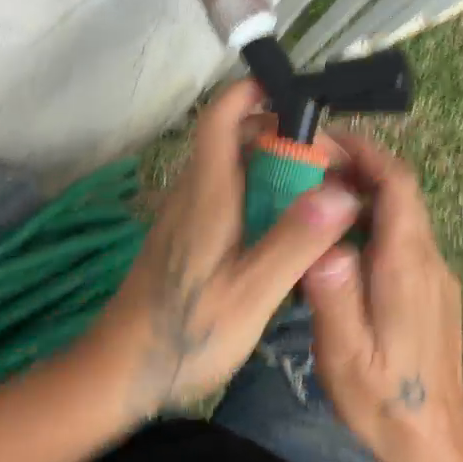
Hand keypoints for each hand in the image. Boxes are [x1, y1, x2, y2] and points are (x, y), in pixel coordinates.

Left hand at [83, 80, 362, 415]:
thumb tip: (341, 191)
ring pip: (234, 170)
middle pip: (236, 140)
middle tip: (334, 166)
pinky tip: (290, 232)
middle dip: (285, 137)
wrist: (122, 369)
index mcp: (207, 194)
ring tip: (324, 196)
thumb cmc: (187, 332)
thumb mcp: (250, 293)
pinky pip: (229, 198)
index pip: (220, 118)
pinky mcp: (187, 239)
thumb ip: (294, 241)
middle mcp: (193, 194)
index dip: (252, 92)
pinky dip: (262, 198)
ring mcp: (187, 216)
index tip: (299, 94)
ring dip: (276, 170)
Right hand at [302, 131, 462, 461]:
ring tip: (310, 197)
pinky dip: (369, 223)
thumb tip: (323, 239)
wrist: (433, 444)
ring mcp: (433, 277)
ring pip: (401, 215)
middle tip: (303, 164)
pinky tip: (334, 242)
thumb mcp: (344, 351)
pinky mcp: (429, 292)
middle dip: (356, 168)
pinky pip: (401, 239)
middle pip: (400, 192)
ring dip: (360, 195)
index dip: (365, 152)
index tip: (324, 137)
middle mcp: (427, 260)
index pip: (397, 185)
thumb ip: (334, 291)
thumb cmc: (382, 399)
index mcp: (406, 265)